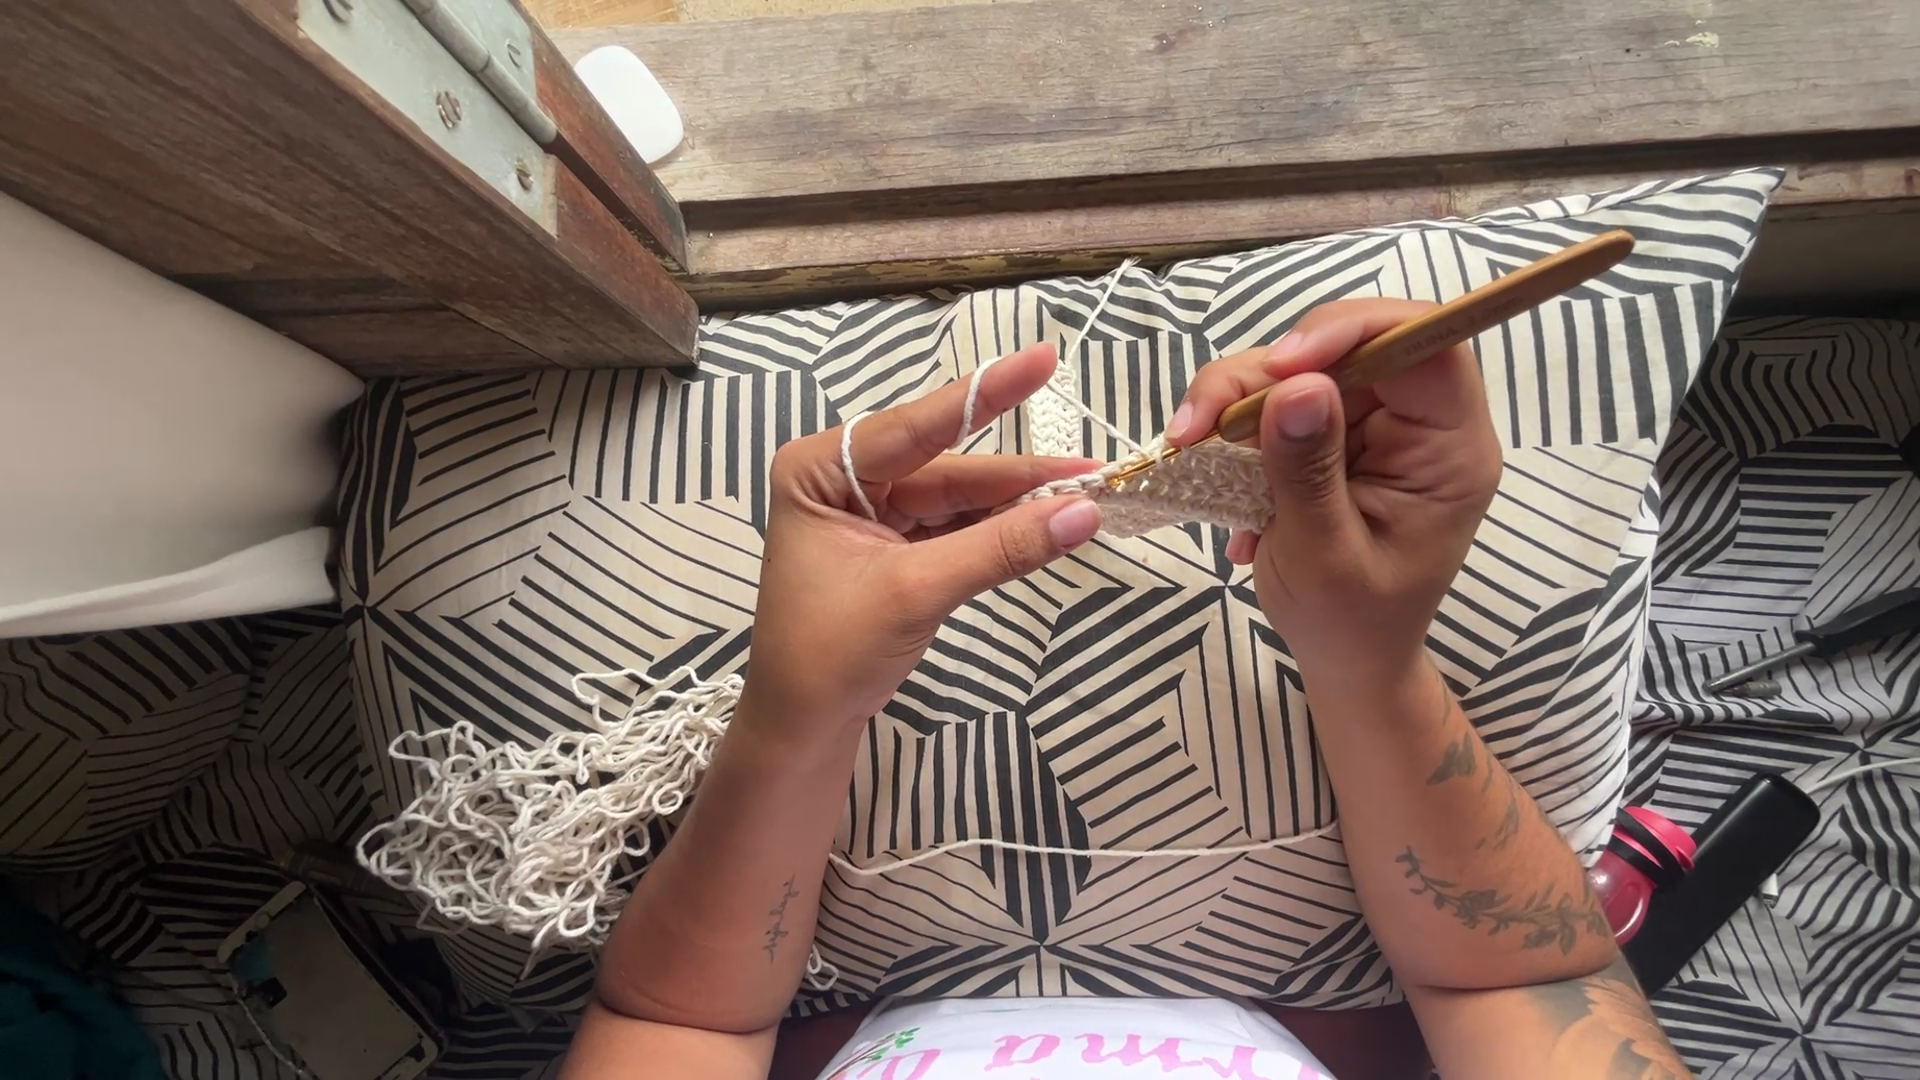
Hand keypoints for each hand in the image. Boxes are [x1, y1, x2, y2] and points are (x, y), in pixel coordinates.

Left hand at [744, 343, 1102, 728]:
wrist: (803, 724)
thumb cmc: (831, 653)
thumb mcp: (916, 591)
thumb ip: (1000, 548)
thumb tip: (1084, 511)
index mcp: (821, 468)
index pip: (917, 425)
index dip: (987, 394)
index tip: (1044, 358)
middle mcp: (845, 478)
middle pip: (946, 465)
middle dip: (1018, 475)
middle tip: (1092, 469)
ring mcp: (871, 512)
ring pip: (957, 498)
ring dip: (1016, 505)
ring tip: (1084, 498)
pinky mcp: (894, 545)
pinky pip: (955, 527)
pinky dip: (998, 532)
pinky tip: (1044, 525)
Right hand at [1169, 299, 1502, 679]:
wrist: (1342, 655)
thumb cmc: (1346, 620)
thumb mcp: (1322, 554)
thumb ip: (1308, 471)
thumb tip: (1295, 386)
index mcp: (1446, 449)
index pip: (1423, 347)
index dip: (1352, 334)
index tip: (1278, 367)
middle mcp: (1409, 423)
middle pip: (1340, 350)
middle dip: (1258, 377)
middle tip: (1193, 425)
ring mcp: (1363, 428)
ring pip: (1292, 372)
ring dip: (1229, 404)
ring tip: (1185, 448)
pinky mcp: (1323, 439)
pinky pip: (1269, 405)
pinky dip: (1227, 431)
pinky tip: (1211, 475)